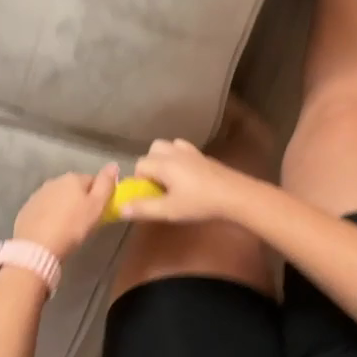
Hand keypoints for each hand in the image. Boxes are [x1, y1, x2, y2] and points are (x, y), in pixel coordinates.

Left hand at [14, 164, 118, 259]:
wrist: (37, 248)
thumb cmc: (73, 227)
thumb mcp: (97, 206)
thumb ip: (106, 184)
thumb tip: (113, 165)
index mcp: (73, 178)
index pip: (93, 180)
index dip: (99, 195)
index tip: (100, 211)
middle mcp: (54, 181)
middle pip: (74, 188)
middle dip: (80, 200)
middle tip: (85, 221)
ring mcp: (37, 195)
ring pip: (58, 198)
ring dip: (64, 207)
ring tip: (68, 227)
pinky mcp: (26, 209)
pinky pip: (44, 209)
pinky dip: (49, 215)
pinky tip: (52, 229)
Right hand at [121, 139, 258, 222]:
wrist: (235, 195)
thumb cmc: (200, 203)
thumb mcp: (169, 210)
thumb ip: (144, 208)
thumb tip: (121, 208)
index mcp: (164, 163)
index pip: (140, 164)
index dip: (139, 179)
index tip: (148, 195)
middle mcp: (175, 152)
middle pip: (153, 149)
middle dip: (150, 164)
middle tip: (158, 185)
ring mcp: (192, 152)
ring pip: (170, 146)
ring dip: (165, 158)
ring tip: (171, 179)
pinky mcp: (204, 156)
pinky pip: (185, 150)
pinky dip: (180, 158)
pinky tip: (188, 176)